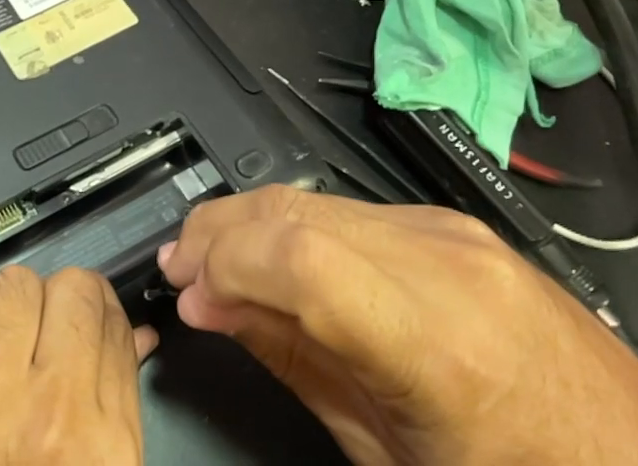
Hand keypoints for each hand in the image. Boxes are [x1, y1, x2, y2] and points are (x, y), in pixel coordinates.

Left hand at [0, 266, 158, 465]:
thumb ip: (115, 399)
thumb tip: (134, 332)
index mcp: (101, 443)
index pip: (110, 326)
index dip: (97, 312)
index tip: (83, 317)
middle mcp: (48, 409)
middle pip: (69, 292)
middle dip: (57, 306)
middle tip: (37, 334)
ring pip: (13, 285)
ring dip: (8, 307)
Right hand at [159, 186, 637, 465]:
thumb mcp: (390, 454)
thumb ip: (295, 365)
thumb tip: (216, 308)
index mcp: (439, 340)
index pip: (297, 256)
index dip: (224, 262)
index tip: (189, 295)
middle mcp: (448, 264)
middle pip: (293, 210)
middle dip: (218, 232)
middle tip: (180, 271)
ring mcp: (455, 234)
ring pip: (311, 196)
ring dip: (248, 222)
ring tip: (212, 262)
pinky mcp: (457, 225)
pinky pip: (347, 207)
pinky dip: (292, 224)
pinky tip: (274, 257)